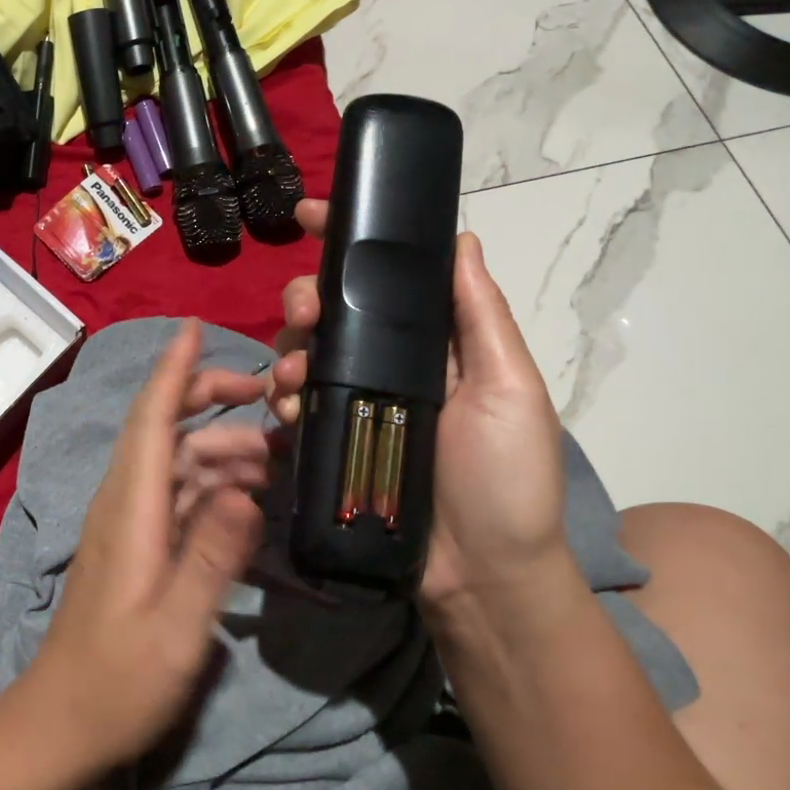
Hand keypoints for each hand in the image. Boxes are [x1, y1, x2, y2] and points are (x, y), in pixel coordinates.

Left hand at [24, 320, 270, 771]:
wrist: (63, 718)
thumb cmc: (118, 677)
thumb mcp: (176, 626)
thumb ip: (212, 557)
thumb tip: (247, 489)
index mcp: (130, 509)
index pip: (151, 419)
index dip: (172, 370)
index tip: (194, 327)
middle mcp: (124, 502)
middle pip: (162, 428)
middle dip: (208, 398)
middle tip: (267, 393)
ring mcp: (127, 523)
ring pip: (174, 461)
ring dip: (220, 446)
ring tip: (277, 453)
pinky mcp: (134, 544)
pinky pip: (175, 494)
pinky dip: (210, 482)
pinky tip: (247, 496)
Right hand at [268, 201, 569, 608]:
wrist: (477, 575)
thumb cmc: (506, 478)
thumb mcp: (510, 391)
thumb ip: (481, 317)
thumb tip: (463, 238)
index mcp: (435, 342)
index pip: (388, 277)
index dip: (348, 239)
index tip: (309, 214)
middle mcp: (390, 361)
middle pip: (333, 307)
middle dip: (306, 296)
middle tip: (303, 312)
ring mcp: (355, 400)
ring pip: (303, 349)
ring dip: (287, 348)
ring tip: (291, 377)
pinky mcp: (328, 436)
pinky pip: (291, 399)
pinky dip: (279, 394)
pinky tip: (284, 406)